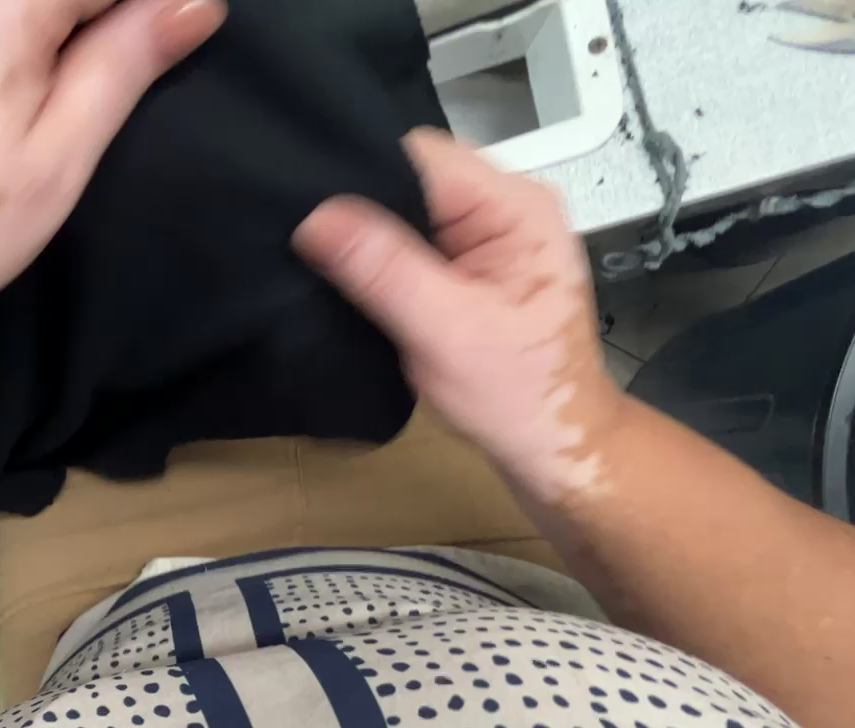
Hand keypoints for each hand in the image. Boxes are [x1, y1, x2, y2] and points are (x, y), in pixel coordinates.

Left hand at [0, 0, 224, 345]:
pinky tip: (20, 62)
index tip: (176, 35)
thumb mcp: (60, 156)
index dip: (145, 10)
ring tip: (63, 81)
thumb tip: (199, 3)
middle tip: (98, 79)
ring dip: (60, 19)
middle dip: (97, 14)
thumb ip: (125, 64)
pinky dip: (12, 18)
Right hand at [293, 128, 622, 502]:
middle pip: (409, 178)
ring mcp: (481, 238)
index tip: (308, 212)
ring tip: (323, 265)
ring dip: (364, 238)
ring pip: (402, 213)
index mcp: (514, 206)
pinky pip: (406, 246)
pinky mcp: (462, 268)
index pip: (421, 157)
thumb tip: (316, 219)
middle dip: (358, 208)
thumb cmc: (514, 394)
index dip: (360, 175)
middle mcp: (501, 208)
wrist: (546, 442)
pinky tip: (352, 282)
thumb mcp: (444, 332)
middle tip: (308, 245)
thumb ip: (384, 272)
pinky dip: (375, 262)